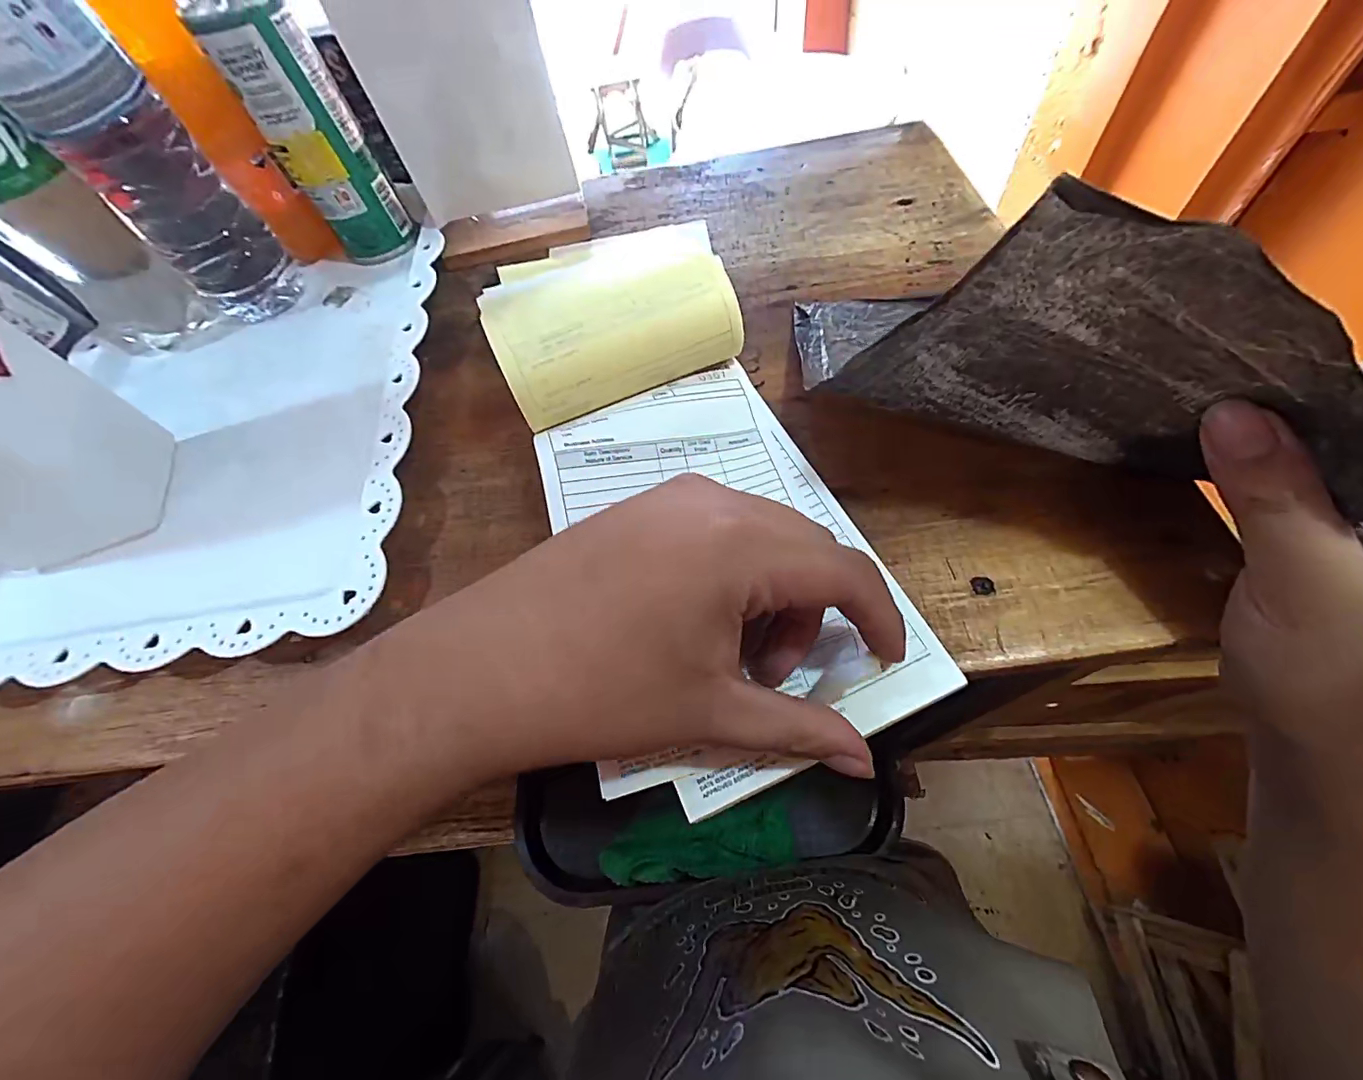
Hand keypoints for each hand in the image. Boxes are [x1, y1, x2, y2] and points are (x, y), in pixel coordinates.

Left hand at [355, 474, 905, 783]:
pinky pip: (720, 528)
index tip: (886, 656)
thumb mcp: (710, 713)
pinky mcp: (641, 505)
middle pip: (807, 548)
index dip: (879, 616)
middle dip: (814, 612)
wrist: (476, 670)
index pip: (845, 569)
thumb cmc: (600, 694)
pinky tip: (694, 620)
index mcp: (740, 544)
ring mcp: (672, 496)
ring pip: (765, 536)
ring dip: (773, 593)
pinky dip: (735, 572)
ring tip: (728, 653)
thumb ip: (799, 729)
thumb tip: (865, 760)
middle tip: (774, 673)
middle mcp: (715, 500)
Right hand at [1199, 360, 1362, 774]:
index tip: (1243, 404)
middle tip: (1221, 421)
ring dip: (1294, 435)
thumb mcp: (1306, 592)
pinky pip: (1348, 467)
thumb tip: (1225, 408)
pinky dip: (1292, 463)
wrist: (1347, 770)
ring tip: (1222, 441)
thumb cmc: (1346, 694)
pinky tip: (1244, 471)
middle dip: (1310, 408)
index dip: (1340, 386)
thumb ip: (1276, 496)